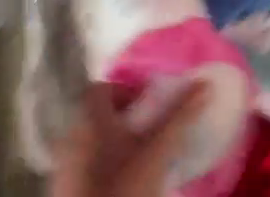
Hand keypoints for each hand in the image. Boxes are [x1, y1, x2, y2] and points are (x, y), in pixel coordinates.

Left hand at [51, 81, 206, 196]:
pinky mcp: (67, 190)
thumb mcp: (157, 152)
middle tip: (153, 130)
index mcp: (89, 120)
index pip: (102, 88)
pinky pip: (87, 165)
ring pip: (93, 141)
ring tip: (144, 155)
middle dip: (126, 117)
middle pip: (98, 114)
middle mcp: (71, 137)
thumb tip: (204, 83)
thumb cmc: (124, 187)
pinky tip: (126, 180)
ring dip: (116, 142)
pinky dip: (105, 164)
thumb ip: (180, 115)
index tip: (150, 103)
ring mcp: (65, 167)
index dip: (126, 90)